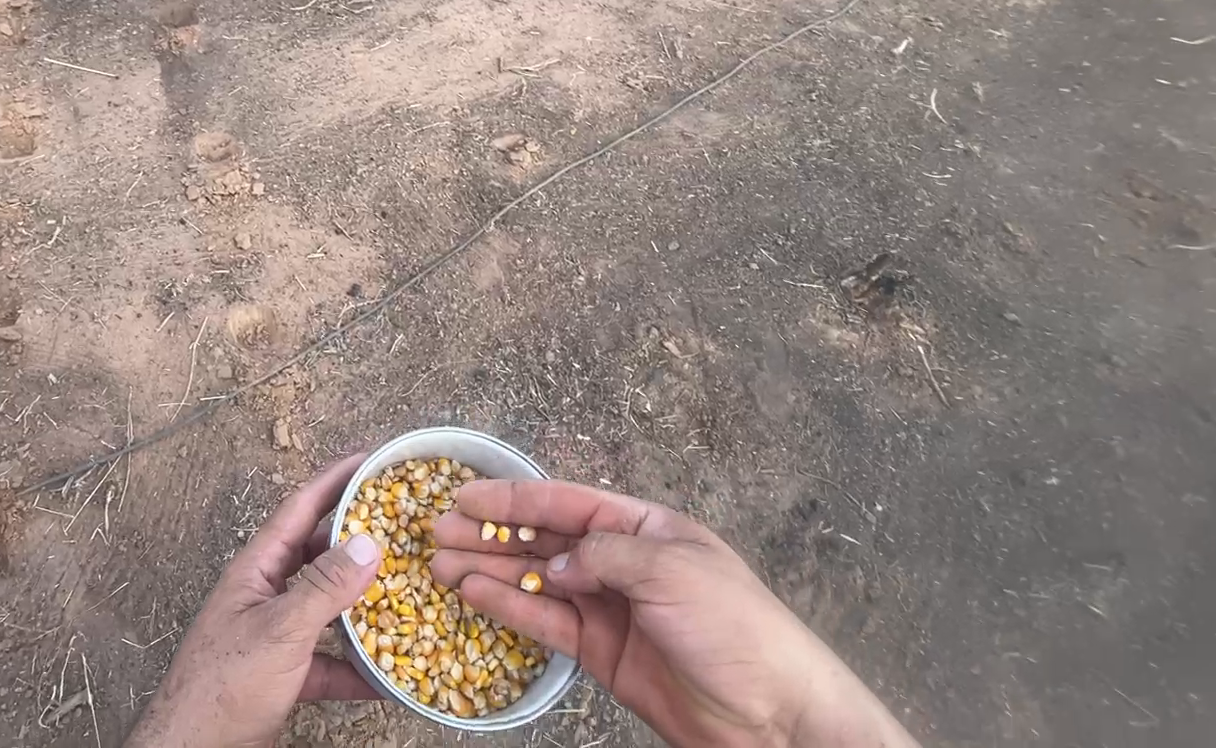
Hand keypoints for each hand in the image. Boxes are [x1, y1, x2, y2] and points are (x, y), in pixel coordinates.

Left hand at [125, 454, 385, 747]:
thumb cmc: (223, 684)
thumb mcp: (280, 630)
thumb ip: (324, 588)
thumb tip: (368, 543)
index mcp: (259, 566)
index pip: (301, 507)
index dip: (334, 479)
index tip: (367, 458)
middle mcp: (269, 590)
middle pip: (319, 552)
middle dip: (356, 537)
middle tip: (398, 522)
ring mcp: (277, 631)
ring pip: (328, 606)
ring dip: (362, 602)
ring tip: (403, 590)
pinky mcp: (285, 672)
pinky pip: (329, 660)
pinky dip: (356, 666)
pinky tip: (385, 675)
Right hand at [431, 481, 917, 747]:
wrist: (779, 720)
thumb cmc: (736, 628)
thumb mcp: (672, 571)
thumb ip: (603, 556)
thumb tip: (553, 564)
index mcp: (641, 527)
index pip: (565, 502)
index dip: (513, 497)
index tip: (465, 494)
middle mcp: (617, 560)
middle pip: (541, 538)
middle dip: (489, 533)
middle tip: (436, 530)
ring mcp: (607, 606)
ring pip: (534, 579)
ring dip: (487, 569)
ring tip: (438, 563)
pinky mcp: (599, 651)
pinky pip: (544, 623)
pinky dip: (507, 608)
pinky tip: (471, 596)